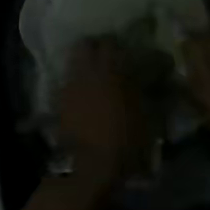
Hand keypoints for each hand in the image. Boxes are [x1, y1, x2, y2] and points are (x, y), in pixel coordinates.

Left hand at [55, 38, 153, 189]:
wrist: (88, 167)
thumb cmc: (123, 141)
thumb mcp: (144, 117)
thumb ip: (144, 92)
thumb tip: (151, 79)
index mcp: (111, 71)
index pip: (110, 42)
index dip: (116, 43)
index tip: (124, 49)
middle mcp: (87, 72)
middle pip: (84, 45)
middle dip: (94, 46)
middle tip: (105, 56)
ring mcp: (70, 86)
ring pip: (72, 61)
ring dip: (82, 63)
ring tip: (92, 75)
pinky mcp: (59, 103)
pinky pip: (66, 83)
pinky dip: (74, 84)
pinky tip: (81, 94)